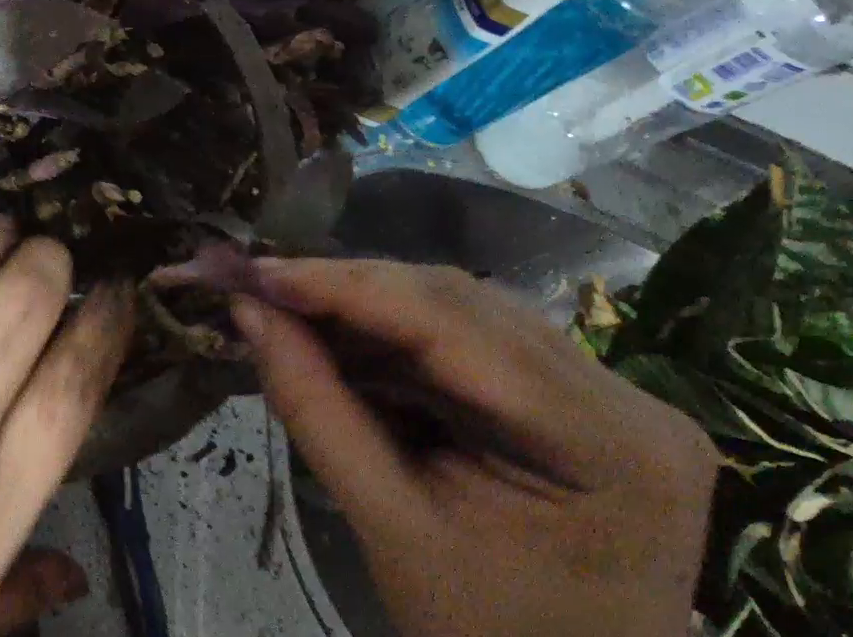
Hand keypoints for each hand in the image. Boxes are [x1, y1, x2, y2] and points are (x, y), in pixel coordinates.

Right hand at [233, 259, 717, 636]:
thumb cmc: (485, 633)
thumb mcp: (388, 525)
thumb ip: (315, 409)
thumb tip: (248, 311)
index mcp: (607, 443)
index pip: (456, 326)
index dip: (346, 287)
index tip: (256, 274)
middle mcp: (628, 399)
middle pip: (463, 306)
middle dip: (351, 292)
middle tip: (261, 290)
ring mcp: (615, 397)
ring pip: (465, 312)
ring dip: (369, 309)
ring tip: (291, 316)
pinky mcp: (585, 402)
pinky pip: (474, 341)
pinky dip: (398, 338)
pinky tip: (346, 346)